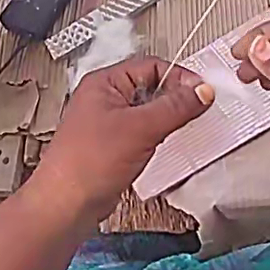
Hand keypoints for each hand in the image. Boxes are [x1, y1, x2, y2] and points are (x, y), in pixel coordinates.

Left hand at [31, 57, 213, 219]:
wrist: (67, 203)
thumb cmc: (87, 162)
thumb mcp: (140, 128)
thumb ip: (175, 107)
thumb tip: (201, 92)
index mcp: (104, 82)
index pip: (150, 66)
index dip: (179, 76)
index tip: (202, 92)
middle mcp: (104, 98)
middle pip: (150, 87)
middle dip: (174, 98)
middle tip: (197, 110)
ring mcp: (107, 122)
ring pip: (147, 111)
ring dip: (166, 119)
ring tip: (182, 129)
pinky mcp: (112, 145)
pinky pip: (141, 132)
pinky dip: (157, 136)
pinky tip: (165, 146)